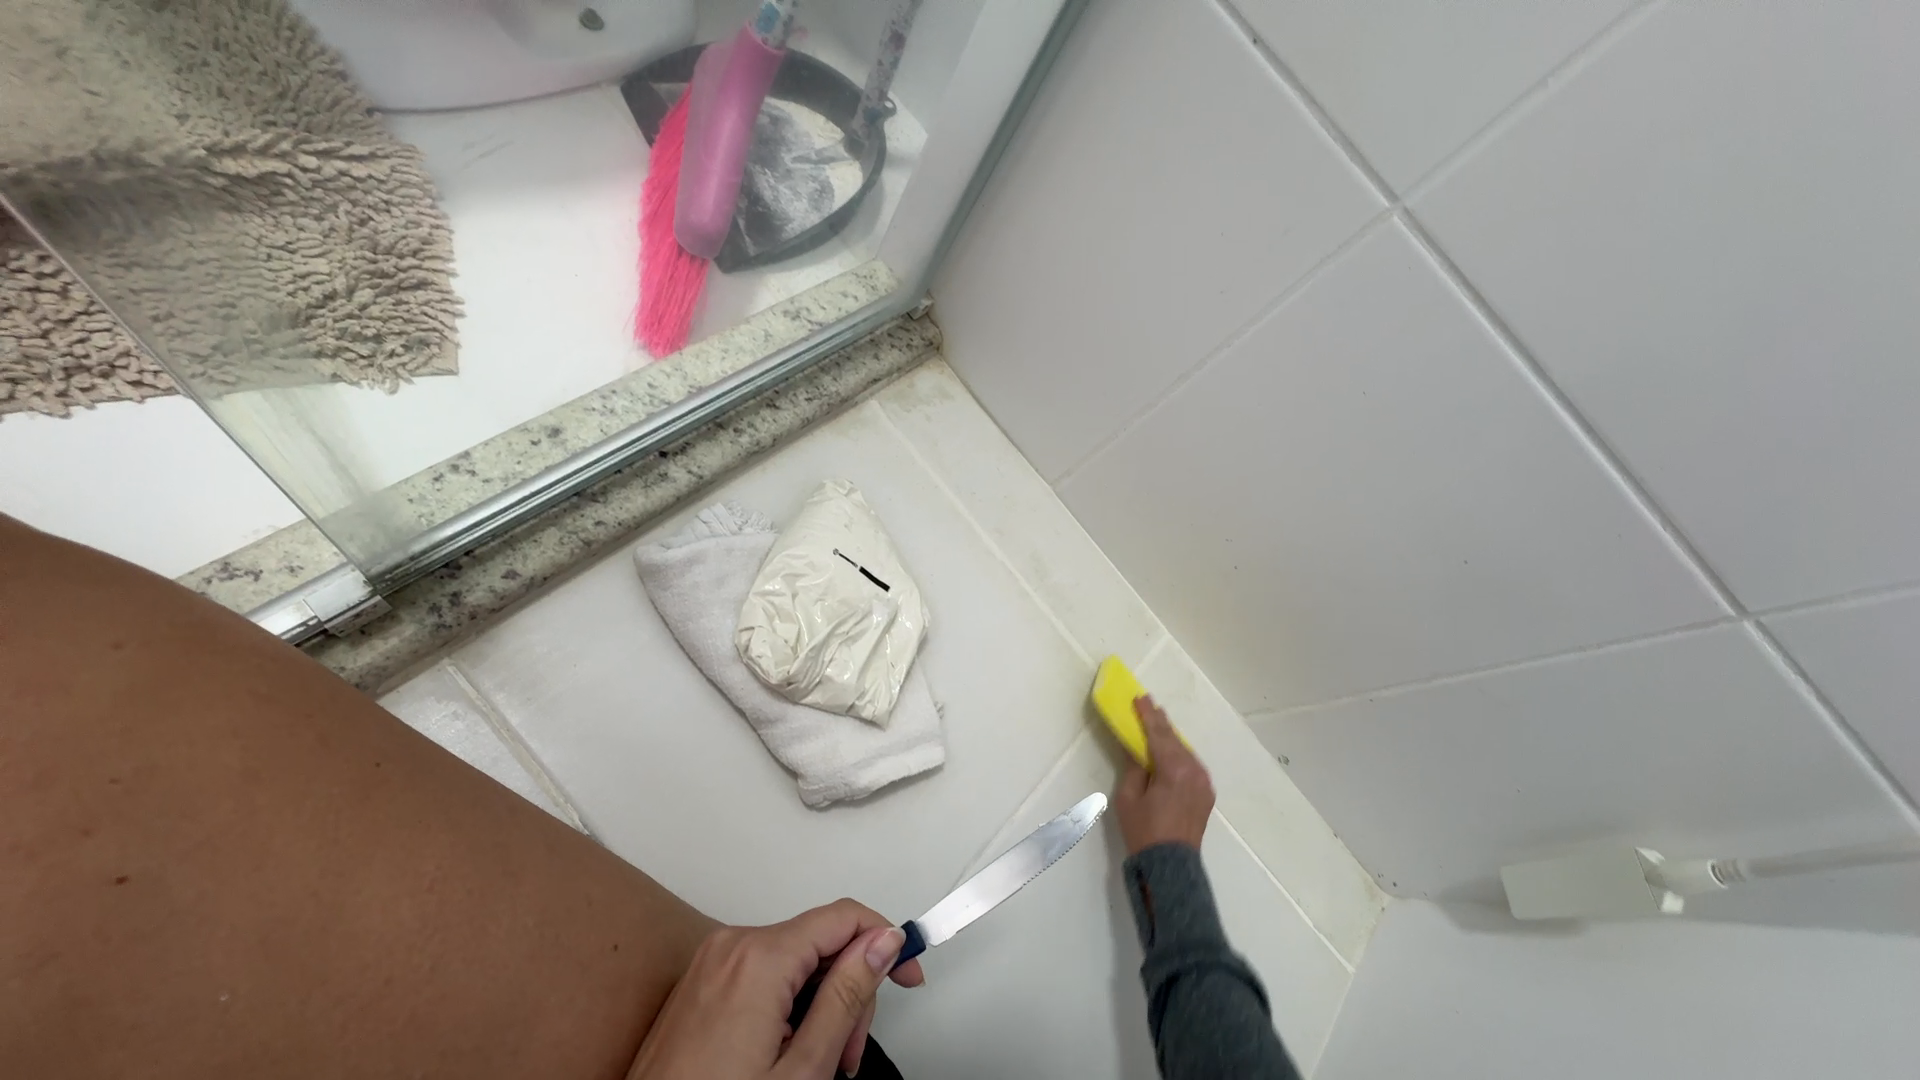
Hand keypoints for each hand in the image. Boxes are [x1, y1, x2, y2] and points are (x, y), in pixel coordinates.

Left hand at [627, 898, 925, 1079]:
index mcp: (760, 958)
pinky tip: (788, 1050)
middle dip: (848, 990)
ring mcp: (713, 961)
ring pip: (796, 959)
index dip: (886, 941)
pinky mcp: (702, 980)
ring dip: (820, 1003)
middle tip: (850, 1052)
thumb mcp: (802, 1068)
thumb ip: (846, 995)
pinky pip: (764, 971)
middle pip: (821, 940)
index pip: (844, 917)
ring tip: (818, 1063)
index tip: (908, 974)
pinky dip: (789, 1003)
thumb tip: (882, 942)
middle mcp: (733, 945)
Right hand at [1114, 695, 1214, 854]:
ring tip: (1156, 725)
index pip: (1158, 734)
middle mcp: (1194, 771)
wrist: (1171, 867)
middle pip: (1174, 739)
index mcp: (1174, 769)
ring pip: (1184, 751)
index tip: (1139, 698)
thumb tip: (1137, 750)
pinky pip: (1190, 765)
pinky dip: (1178, 754)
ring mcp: (1203, 782)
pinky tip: (1169, 751)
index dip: (1147, 715)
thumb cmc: (1143, 831)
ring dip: (1170, 738)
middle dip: (1160, 722)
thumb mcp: (1128, 797)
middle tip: (1147, 705)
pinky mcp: (1205, 793)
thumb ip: (1134, 767)